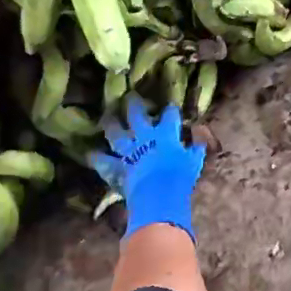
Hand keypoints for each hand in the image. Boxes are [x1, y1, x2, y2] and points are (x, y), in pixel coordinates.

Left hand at [90, 99, 205, 239]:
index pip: (169, 115)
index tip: (170, 106)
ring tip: (106, 116)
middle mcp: (144, 137)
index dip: (170, 109)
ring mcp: (128, 151)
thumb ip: (195, 150)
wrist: (159, 194)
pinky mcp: (118, 166)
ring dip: (111, 123)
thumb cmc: (180, 177)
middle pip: (136, 115)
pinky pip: (104, 161)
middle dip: (133, 104)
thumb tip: (199, 141)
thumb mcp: (194, 162)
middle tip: (129, 96)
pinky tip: (91, 153)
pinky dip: (98, 157)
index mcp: (165, 134)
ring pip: (116, 133)